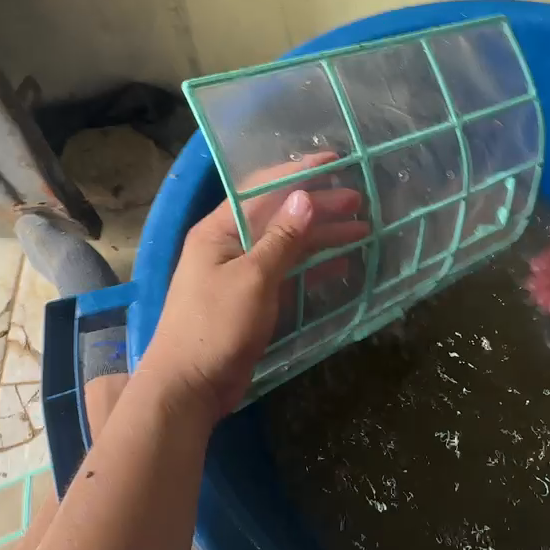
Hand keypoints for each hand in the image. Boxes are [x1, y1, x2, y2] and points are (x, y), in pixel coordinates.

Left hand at [139, 157, 366, 421]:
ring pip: (288, 245)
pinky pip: (288, 273)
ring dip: (322, 236)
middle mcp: (229, 245)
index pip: (263, 189)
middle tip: (359, 199)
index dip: (299, 173)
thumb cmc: (215, 327)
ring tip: (361, 229)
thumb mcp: (253, 278)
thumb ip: (282, 238)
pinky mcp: (252, 300)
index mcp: (219, 230)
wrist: (188, 389)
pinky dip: (315, 267)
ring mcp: (241, 274)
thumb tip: (306, 197)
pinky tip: (342, 264)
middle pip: (279, 216)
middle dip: (319, 206)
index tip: (335, 161)